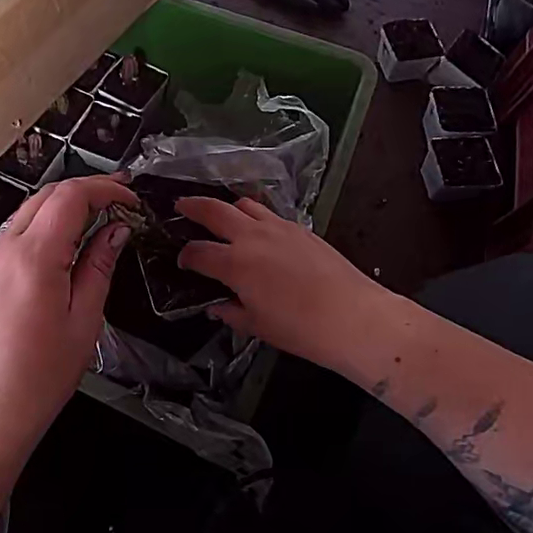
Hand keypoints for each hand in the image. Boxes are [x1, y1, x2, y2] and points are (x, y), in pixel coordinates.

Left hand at [0, 175, 137, 467]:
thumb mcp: (84, 320)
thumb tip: (116, 231)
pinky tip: (70, 244)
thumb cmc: (36, 378)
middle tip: (122, 201)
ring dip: (67, 206)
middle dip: (88, 190)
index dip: (106, 189)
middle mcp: (3, 252)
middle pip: (48, 194)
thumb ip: (100, 266)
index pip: (71, 197)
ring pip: (31, 210)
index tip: (131, 199)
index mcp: (32, 259)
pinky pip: (18, 233)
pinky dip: (48, 226)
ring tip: (101, 221)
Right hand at [175, 197, 394, 365]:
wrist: (352, 315)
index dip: (185, 256)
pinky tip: (259, 229)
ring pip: (246, 204)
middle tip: (181, 205)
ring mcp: (280, 228)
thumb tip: (217, 307)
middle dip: (193, 206)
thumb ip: (232, 312)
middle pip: (215, 210)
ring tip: (222, 214)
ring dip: (229, 206)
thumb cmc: (300, 328)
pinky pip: (271, 214)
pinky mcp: (302, 229)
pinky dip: (257, 216)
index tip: (182, 261)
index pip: (198, 252)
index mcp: (236, 263)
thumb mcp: (258, 326)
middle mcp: (254, 237)